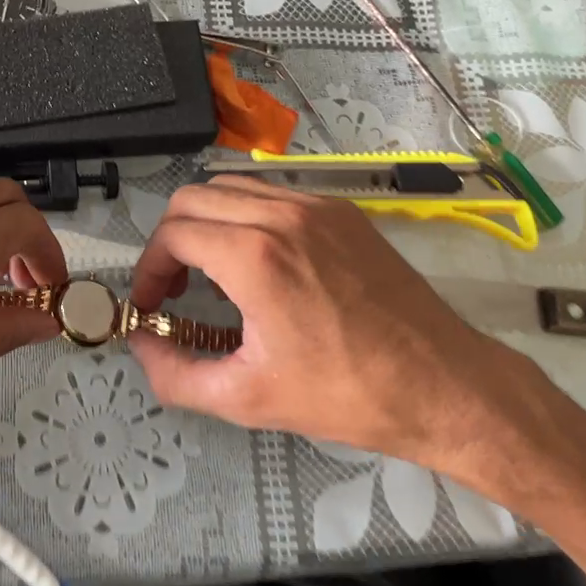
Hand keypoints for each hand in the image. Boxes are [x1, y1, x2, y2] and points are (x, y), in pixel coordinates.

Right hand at [126, 176, 529, 469]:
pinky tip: (260, 262)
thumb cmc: (345, 395)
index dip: (147, 268)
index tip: (151, 303)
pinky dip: (246, 216)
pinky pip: (273, 194)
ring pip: (231, 187)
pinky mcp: (342, 212)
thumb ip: (175, 373)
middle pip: (192, 198)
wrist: (445, 385)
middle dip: (169, 240)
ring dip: (206, 221)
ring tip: (212, 271)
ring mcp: (316, 207)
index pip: (172, 234)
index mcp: (254, 256)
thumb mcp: (246, 398)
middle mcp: (281, 215)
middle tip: (174, 287)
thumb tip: (140, 343)